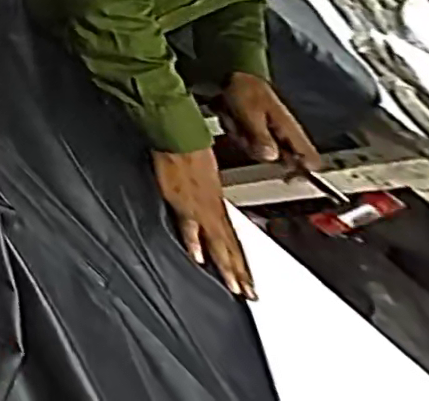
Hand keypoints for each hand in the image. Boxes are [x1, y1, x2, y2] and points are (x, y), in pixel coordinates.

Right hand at [153, 147, 255, 299]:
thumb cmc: (189, 146)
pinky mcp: (182, 201)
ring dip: (226, 265)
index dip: (241, 260)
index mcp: (215, 200)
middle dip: (239, 270)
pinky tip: (197, 257)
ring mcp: (198, 206)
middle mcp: (211, 207)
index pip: (232, 236)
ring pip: (218, 242)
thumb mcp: (200, 168)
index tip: (250, 279)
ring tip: (234, 286)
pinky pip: (192, 228)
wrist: (179, 135)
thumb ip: (199, 183)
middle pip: (229, 246)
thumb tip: (197, 189)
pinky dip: (195, 244)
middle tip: (249, 293)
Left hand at [221, 72, 320, 170]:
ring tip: (233, 119)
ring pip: (259, 149)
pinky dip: (234, 130)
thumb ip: (261, 136)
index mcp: (292, 131)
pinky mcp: (254, 127)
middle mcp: (285, 134)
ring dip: (242, 138)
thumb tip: (272, 159)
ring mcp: (269, 130)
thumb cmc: (244, 90)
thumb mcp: (250, 113)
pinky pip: (244, 138)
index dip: (302, 172)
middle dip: (259, 151)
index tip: (284, 174)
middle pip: (280, 160)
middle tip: (242, 132)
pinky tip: (228, 117)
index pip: (311, 162)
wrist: (229, 72)